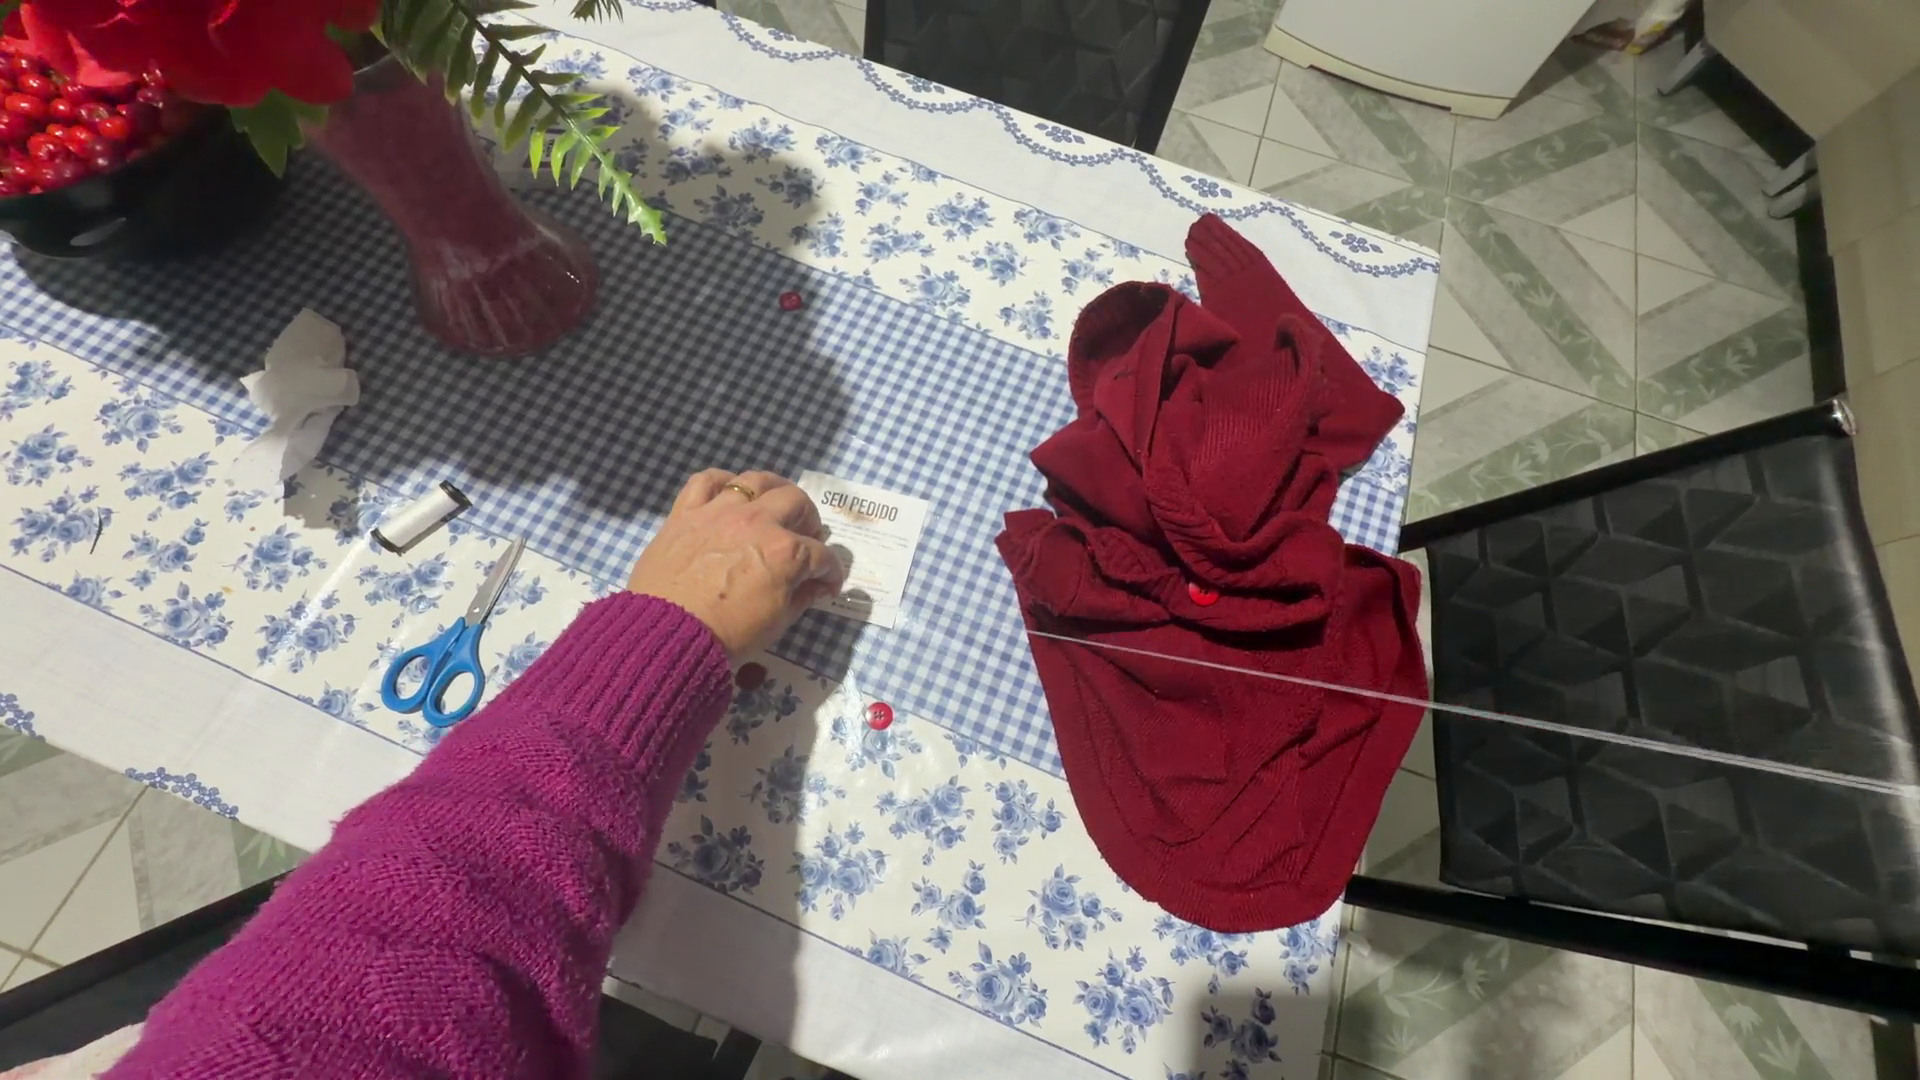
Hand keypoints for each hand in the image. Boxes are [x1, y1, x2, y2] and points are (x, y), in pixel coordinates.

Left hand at [628, 470, 846, 659]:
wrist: (669, 634)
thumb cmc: (730, 634)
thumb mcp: (778, 622)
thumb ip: (803, 597)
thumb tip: (818, 585)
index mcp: (787, 551)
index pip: (822, 555)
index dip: (830, 571)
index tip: (827, 583)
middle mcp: (759, 521)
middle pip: (797, 502)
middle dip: (810, 521)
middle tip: (806, 537)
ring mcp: (721, 512)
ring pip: (756, 480)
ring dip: (774, 490)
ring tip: (775, 505)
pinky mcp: (687, 512)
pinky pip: (705, 481)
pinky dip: (722, 481)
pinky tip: (729, 492)